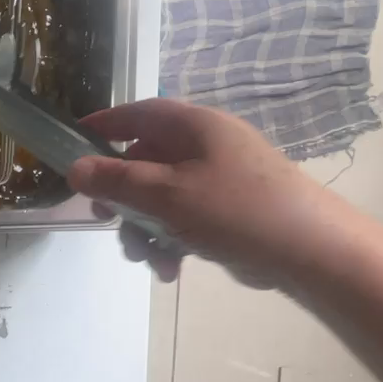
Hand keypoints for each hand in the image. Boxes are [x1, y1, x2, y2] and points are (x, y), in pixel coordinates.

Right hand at [66, 98, 367, 288]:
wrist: (311, 251)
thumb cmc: (236, 210)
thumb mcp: (166, 195)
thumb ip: (115, 180)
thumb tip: (74, 169)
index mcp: (195, 128)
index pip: (138, 113)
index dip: (103, 125)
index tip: (71, 144)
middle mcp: (205, 147)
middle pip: (143, 161)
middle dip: (120, 196)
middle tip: (103, 218)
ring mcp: (217, 179)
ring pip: (157, 197)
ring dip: (142, 228)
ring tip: (145, 257)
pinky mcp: (225, 210)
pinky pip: (180, 219)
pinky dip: (168, 241)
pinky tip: (169, 268)